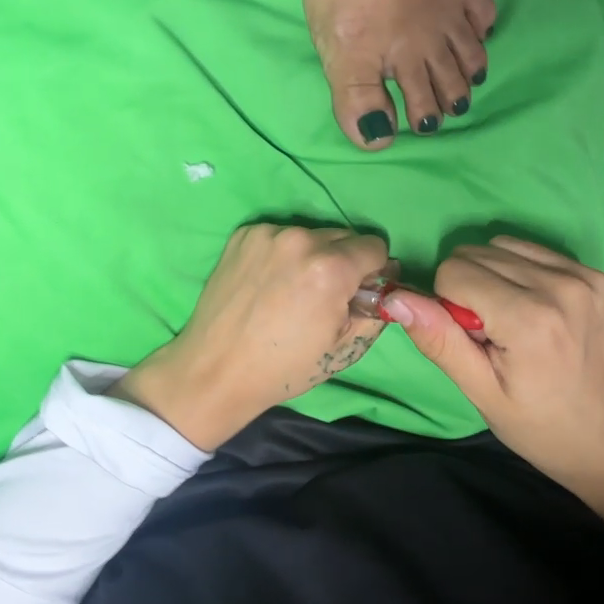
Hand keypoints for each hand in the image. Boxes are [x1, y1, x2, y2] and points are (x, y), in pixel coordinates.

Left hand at [111, 224, 388, 449]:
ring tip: (291, 291)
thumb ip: (377, 309)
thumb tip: (386, 283)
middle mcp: (300, 239)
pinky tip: (269, 284)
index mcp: (331, 267)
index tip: (358, 293)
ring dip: (312, 256)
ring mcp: (267, 234)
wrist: (217, 369)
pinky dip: (283, 254)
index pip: (375, 246)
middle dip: (343, 262)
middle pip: (344, 236)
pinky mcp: (243, 235)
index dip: (373, 271)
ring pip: (311, 235)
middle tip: (324, 297)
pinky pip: (280, 236)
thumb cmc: (285, 366)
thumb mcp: (346, 349)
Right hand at [383, 237, 603, 502]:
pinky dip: (521, 272)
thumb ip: (439, 340)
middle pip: (476, 253)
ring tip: (513, 322)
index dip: (449, 305)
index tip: (473, 340)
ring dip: (493, 276)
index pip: (454, 271)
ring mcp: (584, 277)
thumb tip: (395, 299)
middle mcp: (560, 286)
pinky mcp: (598, 275)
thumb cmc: (539, 426)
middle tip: (493, 336)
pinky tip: (534, 310)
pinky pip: (533, 251)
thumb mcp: (481, 393)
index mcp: (528, 319)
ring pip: (502, 245)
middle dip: (469, 288)